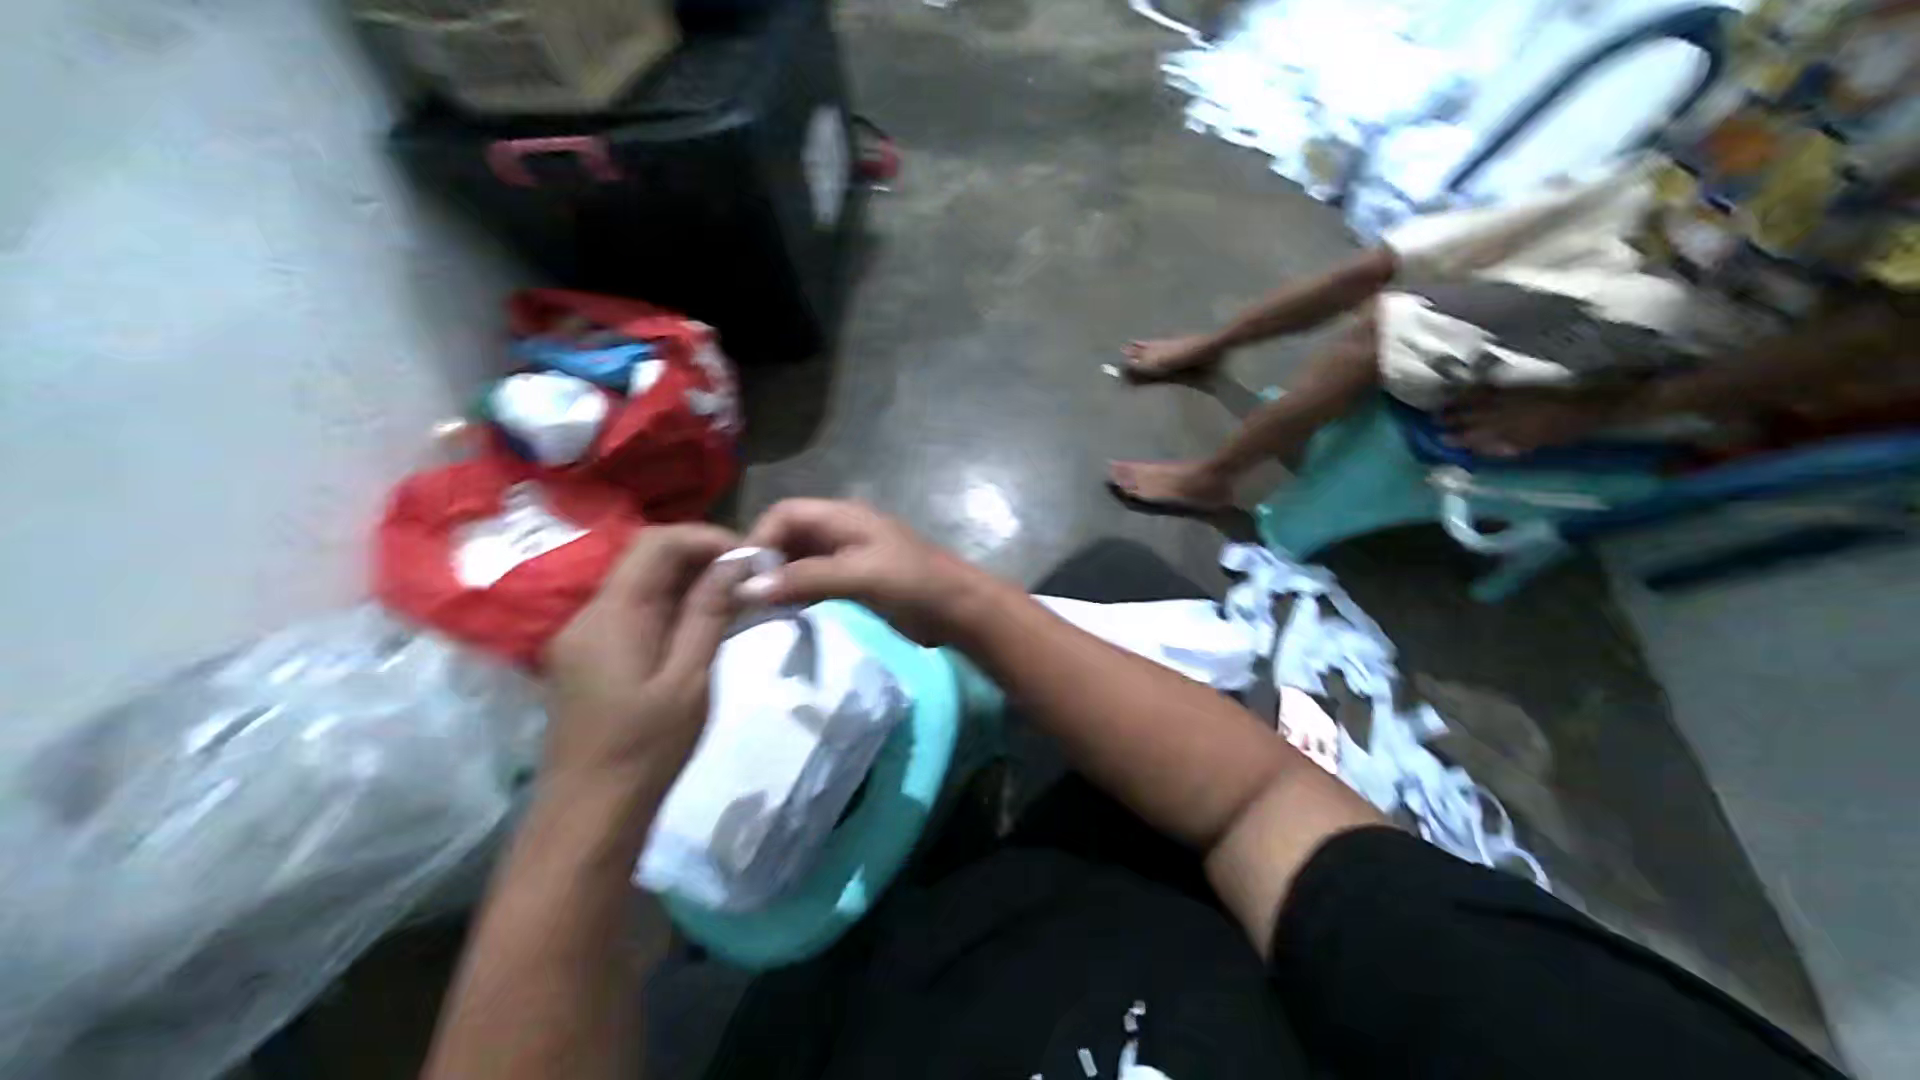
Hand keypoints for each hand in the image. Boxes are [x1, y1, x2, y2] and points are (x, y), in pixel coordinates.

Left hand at [542, 524, 746, 793]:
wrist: (589, 813)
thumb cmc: (646, 748)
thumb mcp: (689, 679)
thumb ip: (708, 614)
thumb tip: (734, 562)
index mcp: (612, 614)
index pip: (657, 543)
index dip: (705, 538)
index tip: (749, 558)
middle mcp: (590, 614)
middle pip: (645, 559)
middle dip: (700, 558)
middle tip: (748, 579)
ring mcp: (584, 636)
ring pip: (640, 586)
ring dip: (687, 583)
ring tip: (733, 600)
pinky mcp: (588, 657)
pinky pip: (632, 613)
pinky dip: (670, 607)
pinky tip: (700, 628)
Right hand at [740, 499, 1005, 644]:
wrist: (959, 610)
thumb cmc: (913, 584)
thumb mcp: (859, 576)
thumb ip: (806, 578)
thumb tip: (746, 588)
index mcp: (842, 515)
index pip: (784, 514)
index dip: (758, 538)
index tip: (740, 577)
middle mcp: (840, 529)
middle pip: (788, 535)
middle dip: (764, 560)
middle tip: (743, 597)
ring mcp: (848, 555)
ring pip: (798, 559)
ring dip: (778, 579)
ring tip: (758, 609)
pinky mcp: (854, 580)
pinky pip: (813, 580)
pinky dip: (796, 592)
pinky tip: (786, 613)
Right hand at [1441, 383, 1635, 456]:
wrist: (1595, 404)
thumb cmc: (1566, 431)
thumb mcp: (1535, 444)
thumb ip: (1507, 446)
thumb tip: (1482, 448)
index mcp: (1506, 430)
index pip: (1472, 435)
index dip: (1456, 437)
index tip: (1440, 438)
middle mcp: (1503, 412)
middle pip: (1470, 415)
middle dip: (1450, 417)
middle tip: (1433, 418)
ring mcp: (1510, 397)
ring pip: (1476, 399)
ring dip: (1458, 400)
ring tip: (1442, 401)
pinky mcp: (1519, 385)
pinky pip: (1491, 386)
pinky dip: (1476, 387)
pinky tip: (1468, 386)